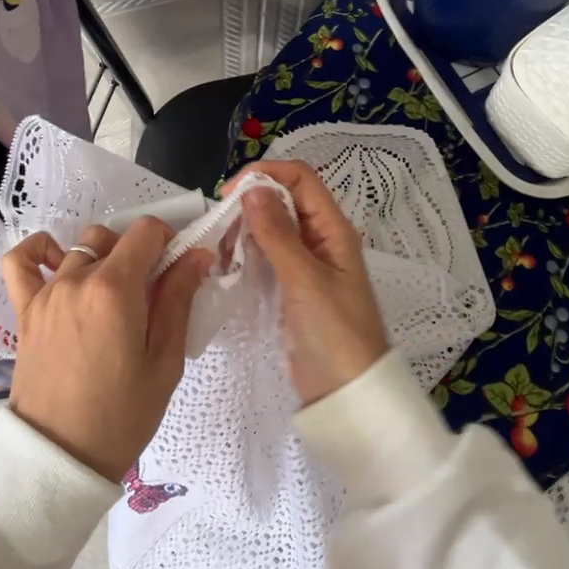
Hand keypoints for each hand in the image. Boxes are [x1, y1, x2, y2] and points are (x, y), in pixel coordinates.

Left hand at [0, 218, 211, 481]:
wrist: (60, 458)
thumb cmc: (121, 416)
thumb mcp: (164, 362)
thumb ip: (179, 300)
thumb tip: (197, 255)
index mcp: (114, 289)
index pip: (146, 232)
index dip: (169, 241)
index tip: (179, 268)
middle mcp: (76, 279)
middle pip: (114, 238)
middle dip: (140, 252)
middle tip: (154, 291)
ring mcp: (46, 293)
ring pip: (79, 248)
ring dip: (104, 258)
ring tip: (116, 294)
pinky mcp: (25, 311)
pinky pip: (20, 262)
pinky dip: (39, 251)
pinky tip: (59, 263)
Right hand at [232, 161, 390, 403]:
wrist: (347, 393)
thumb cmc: (334, 333)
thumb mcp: (305, 280)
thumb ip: (278, 234)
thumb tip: (252, 189)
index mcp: (334, 230)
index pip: (301, 179)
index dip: (267, 174)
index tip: (230, 192)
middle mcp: (321, 240)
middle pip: (283, 200)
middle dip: (250, 202)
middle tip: (221, 226)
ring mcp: (306, 264)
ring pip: (271, 228)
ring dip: (245, 229)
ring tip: (222, 250)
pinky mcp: (292, 287)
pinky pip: (267, 256)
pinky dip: (247, 253)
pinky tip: (228, 265)